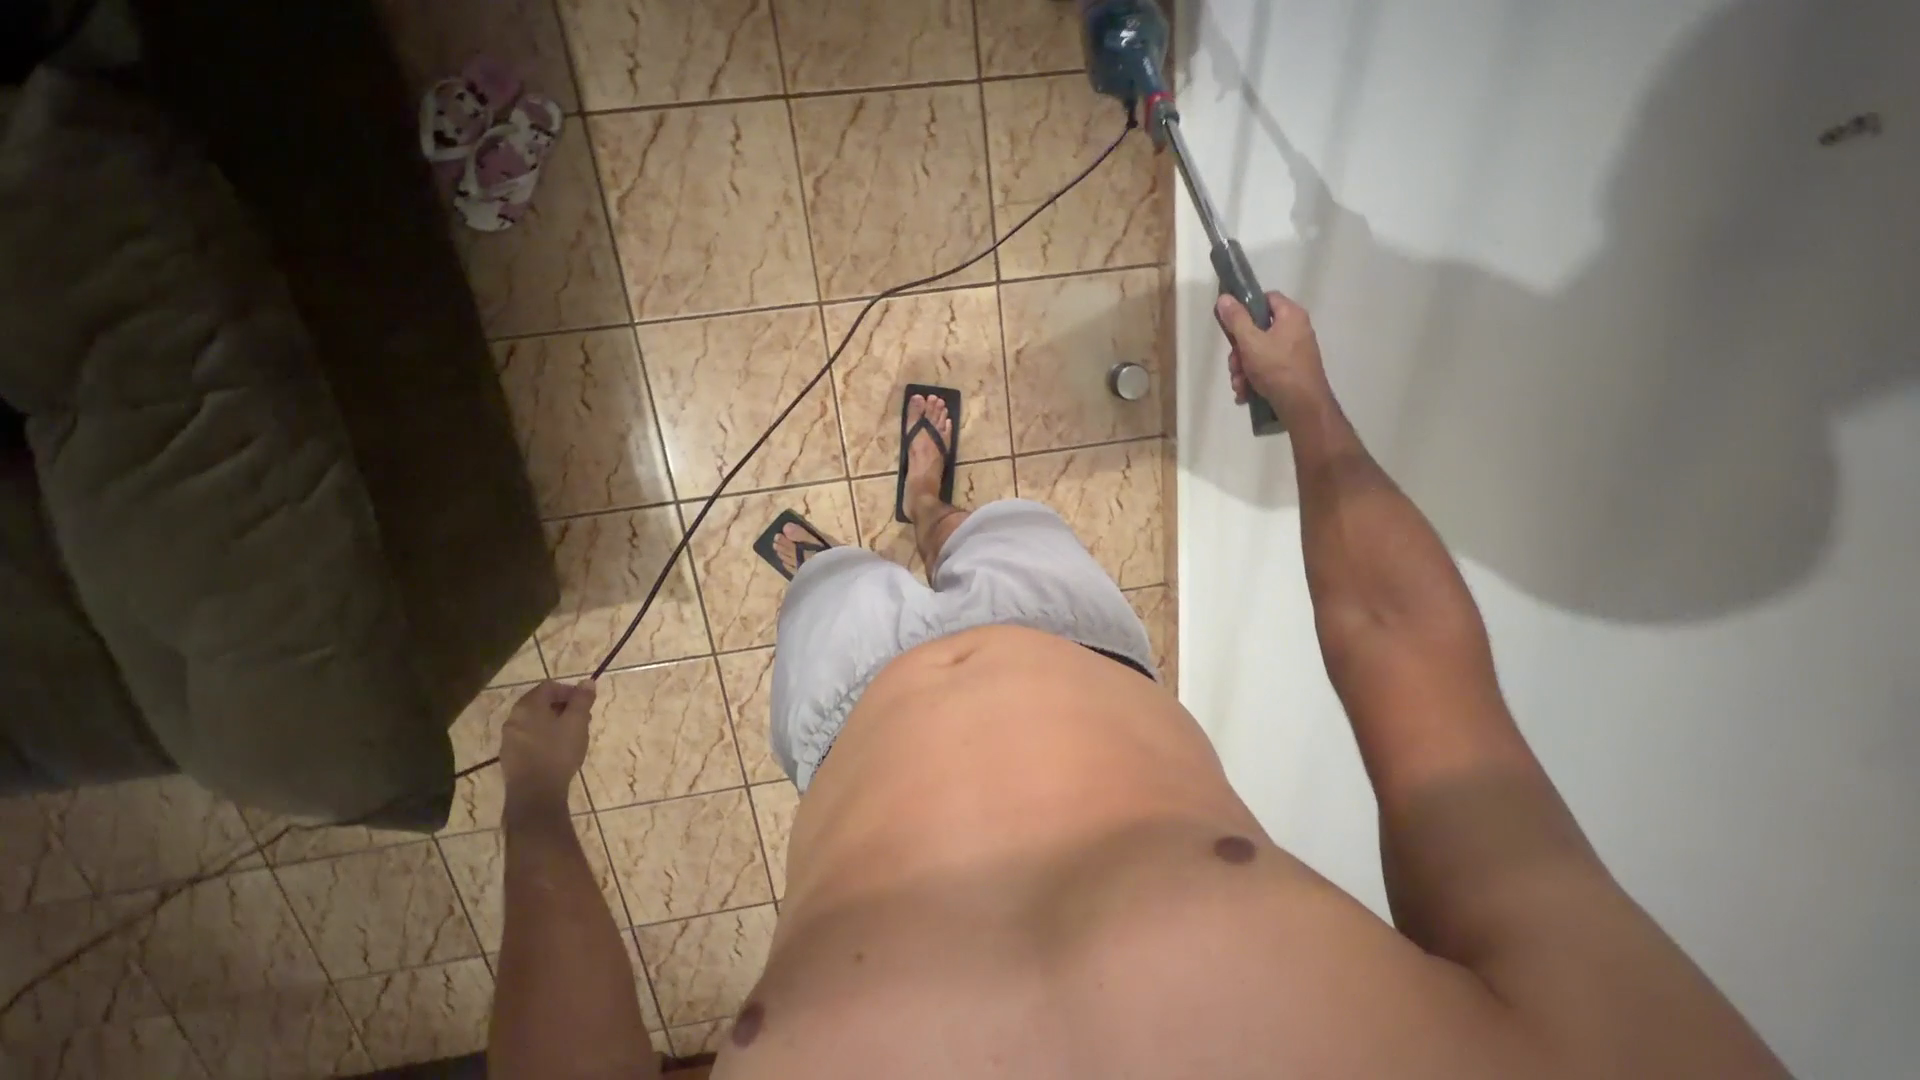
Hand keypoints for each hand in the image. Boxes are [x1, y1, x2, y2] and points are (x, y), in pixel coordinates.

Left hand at [499, 680, 595, 810]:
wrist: (534, 793)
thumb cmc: (558, 752)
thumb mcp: (577, 722)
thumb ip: (582, 700)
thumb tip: (586, 682)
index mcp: (528, 706)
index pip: (549, 686)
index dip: (570, 691)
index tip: (585, 704)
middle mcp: (513, 718)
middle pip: (540, 703)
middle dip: (563, 708)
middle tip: (582, 720)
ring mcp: (509, 738)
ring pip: (535, 722)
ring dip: (554, 723)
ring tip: (572, 736)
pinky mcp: (510, 757)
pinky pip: (529, 738)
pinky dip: (544, 737)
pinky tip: (557, 751)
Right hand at [1214, 292, 1327, 407]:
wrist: (1303, 405)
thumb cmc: (1277, 368)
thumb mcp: (1250, 342)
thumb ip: (1236, 319)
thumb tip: (1224, 298)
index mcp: (1291, 315)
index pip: (1267, 298)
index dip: (1247, 307)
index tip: (1232, 323)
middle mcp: (1296, 330)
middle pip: (1258, 330)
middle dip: (1239, 351)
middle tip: (1234, 366)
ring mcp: (1295, 352)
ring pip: (1259, 353)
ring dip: (1243, 369)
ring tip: (1239, 385)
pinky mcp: (1293, 371)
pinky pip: (1268, 368)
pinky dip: (1254, 379)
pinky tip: (1246, 393)